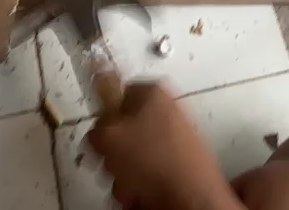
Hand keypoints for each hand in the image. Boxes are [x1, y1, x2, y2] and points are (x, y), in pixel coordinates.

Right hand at [87, 82, 242, 209]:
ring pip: (135, 155)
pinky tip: (141, 194)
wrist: (191, 197)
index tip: (99, 132)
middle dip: (114, 152)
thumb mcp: (110, 137)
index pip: (117, 92)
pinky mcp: (179, 165)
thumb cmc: (155, 160)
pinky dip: (141, 185)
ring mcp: (175, 138)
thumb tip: (96, 128)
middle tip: (113, 163)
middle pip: (125, 128)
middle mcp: (166, 110)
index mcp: (152, 91)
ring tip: (129, 184)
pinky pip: (149, 172)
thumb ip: (96, 127)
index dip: (104, 115)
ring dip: (124, 174)